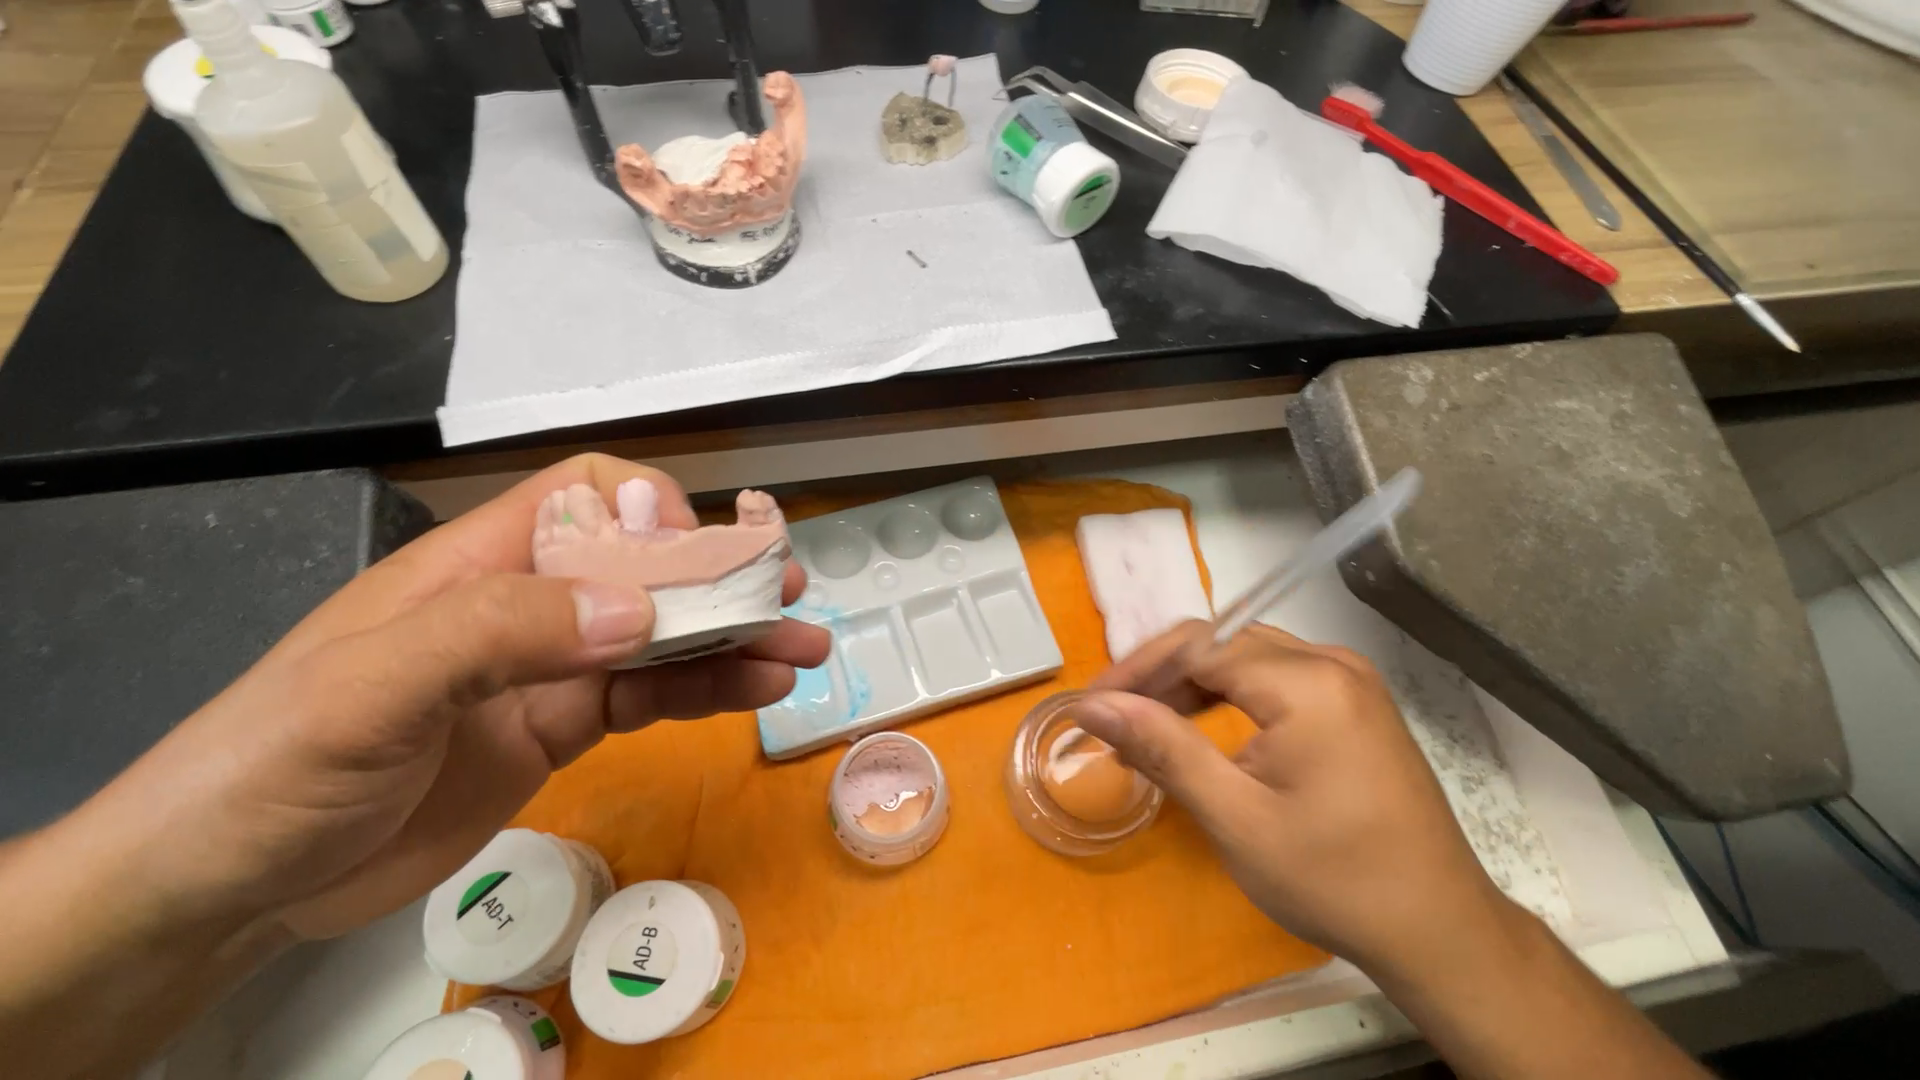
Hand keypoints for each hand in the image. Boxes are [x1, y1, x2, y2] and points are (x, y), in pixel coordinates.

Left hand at [85, 454, 829, 940]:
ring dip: (731, 639)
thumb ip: (504, 632)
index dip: (649, 513)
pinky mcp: (559, 730)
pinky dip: (705, 692)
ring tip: (800, 649)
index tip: (695, 565)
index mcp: (477, 566)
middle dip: (719, 577)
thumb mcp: (371, 688)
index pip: (585, 496)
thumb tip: (639, 611)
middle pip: (644, 569)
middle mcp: (525, 606)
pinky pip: (648, 697)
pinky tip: (754, 692)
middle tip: (787, 593)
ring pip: (660, 638)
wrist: (222, 889)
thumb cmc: (273, 766)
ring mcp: (547, 671)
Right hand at [1082, 623, 1710, 1079]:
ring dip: (1192, 685)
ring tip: (1148, 729)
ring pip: (1248, 657)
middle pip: (1223, 643)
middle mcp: (1332, 664)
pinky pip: (1277, 677)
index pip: (1198, 645)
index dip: (1136, 670)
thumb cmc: (1333, 879)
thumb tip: (1091, 706)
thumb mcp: (1235, 818)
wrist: (1438, 929)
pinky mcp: (1357, 704)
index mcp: (1307, 683)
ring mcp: (1351, 682)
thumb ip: (1162, 748)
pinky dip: (1231, 696)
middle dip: (1161, 676)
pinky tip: (1203, 732)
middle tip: (1114, 720)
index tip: (1090, 707)